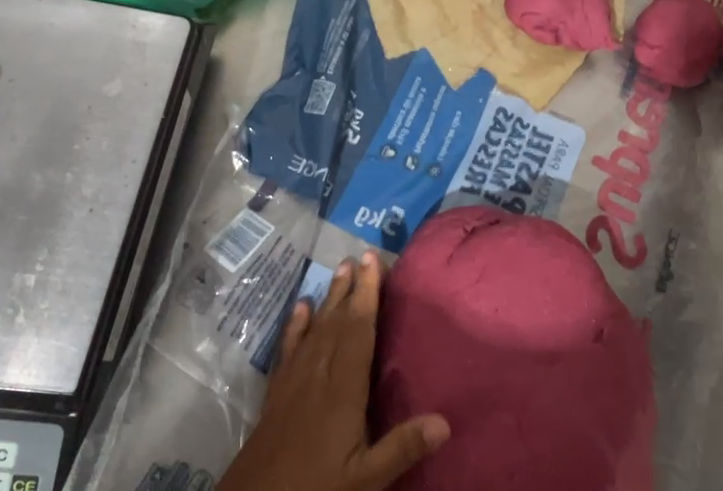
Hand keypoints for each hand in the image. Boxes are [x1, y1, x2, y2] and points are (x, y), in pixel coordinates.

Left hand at [219, 253, 449, 490]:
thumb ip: (401, 447)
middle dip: (350, 289)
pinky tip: (300, 309)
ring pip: (314, 330)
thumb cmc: (315, 487)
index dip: (367, 295)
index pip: (358, 331)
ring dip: (328, 299)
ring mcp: (294, 384)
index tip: (374, 262)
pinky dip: (295, 326)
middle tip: (360, 256)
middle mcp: (318, 377)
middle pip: (336, 323)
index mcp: (343, 391)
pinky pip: (289, 350)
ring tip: (338, 270)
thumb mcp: (365, 478)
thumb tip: (446, 421)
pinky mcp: (276, 396)